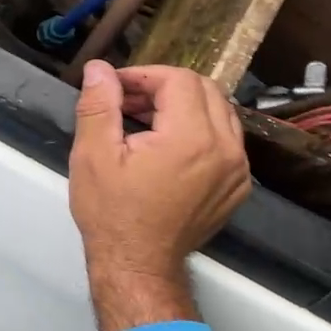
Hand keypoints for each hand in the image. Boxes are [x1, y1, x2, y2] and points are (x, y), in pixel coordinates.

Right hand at [69, 61, 250, 330]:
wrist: (137, 261)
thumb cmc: (109, 210)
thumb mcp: (92, 155)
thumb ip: (99, 107)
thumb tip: (98, 70)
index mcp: (191, 137)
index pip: (179, 80)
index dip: (142, 75)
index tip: (112, 87)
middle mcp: (226, 147)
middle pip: (206, 91)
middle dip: (162, 87)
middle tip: (124, 103)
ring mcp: (238, 168)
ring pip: (219, 114)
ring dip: (182, 107)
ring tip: (141, 123)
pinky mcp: (237, 184)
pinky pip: (224, 141)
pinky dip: (196, 131)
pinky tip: (162, 150)